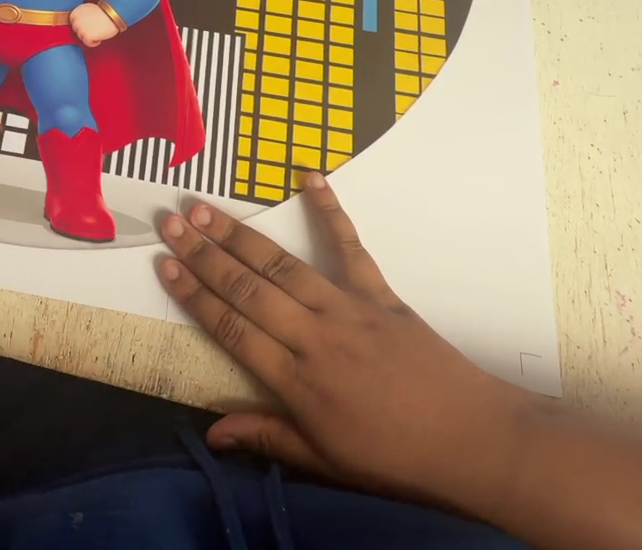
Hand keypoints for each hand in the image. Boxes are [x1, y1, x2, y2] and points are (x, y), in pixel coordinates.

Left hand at [69, 2, 119, 46]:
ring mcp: (80, 29)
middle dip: (85, 31)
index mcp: (75, 12)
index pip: (73, 23)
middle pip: (77, 31)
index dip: (82, 25)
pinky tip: (99, 39)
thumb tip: (79, 24)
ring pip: (82, 38)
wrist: (114, 14)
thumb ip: (82, 16)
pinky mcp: (86, 36)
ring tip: (98, 33)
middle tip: (95, 30)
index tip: (89, 26)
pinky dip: (93, 43)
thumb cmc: (105, 12)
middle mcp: (76, 20)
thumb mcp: (89, 9)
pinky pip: (87, 43)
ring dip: (89, 37)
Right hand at [156, 173, 542, 506]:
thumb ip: (266, 437)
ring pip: (281, 266)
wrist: (477, 443)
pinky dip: (330, 212)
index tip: (165, 265)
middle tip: (171, 222)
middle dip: (203, 254)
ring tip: (204, 210)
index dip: (194, 295)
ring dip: (239, 235)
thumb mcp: (325, 462)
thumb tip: (209, 432)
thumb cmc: (396, 459)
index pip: (232, 328)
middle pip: (246, 288)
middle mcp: (314, 338)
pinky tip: (311, 179)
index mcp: (298, 381)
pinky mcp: (379, 294)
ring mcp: (347, 310)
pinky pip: (350, 247)